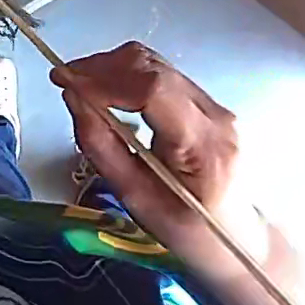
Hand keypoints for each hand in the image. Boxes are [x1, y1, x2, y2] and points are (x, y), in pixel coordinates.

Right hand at [49, 43, 265, 265]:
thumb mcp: (136, 199)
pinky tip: (104, 88)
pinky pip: (160, 73)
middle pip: (153, 68)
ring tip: (79, 83)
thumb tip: (73, 98)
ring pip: (155, 64)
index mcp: (203, 147)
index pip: (153, 92)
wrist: (239, 240)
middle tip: (64, 78)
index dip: (104, 80)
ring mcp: (215, 105)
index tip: (65, 81)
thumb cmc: (187, 232)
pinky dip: (125, 73)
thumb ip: (101, 147)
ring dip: (111, 66)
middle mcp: (215, 116)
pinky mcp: (205, 102)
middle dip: (101, 68)